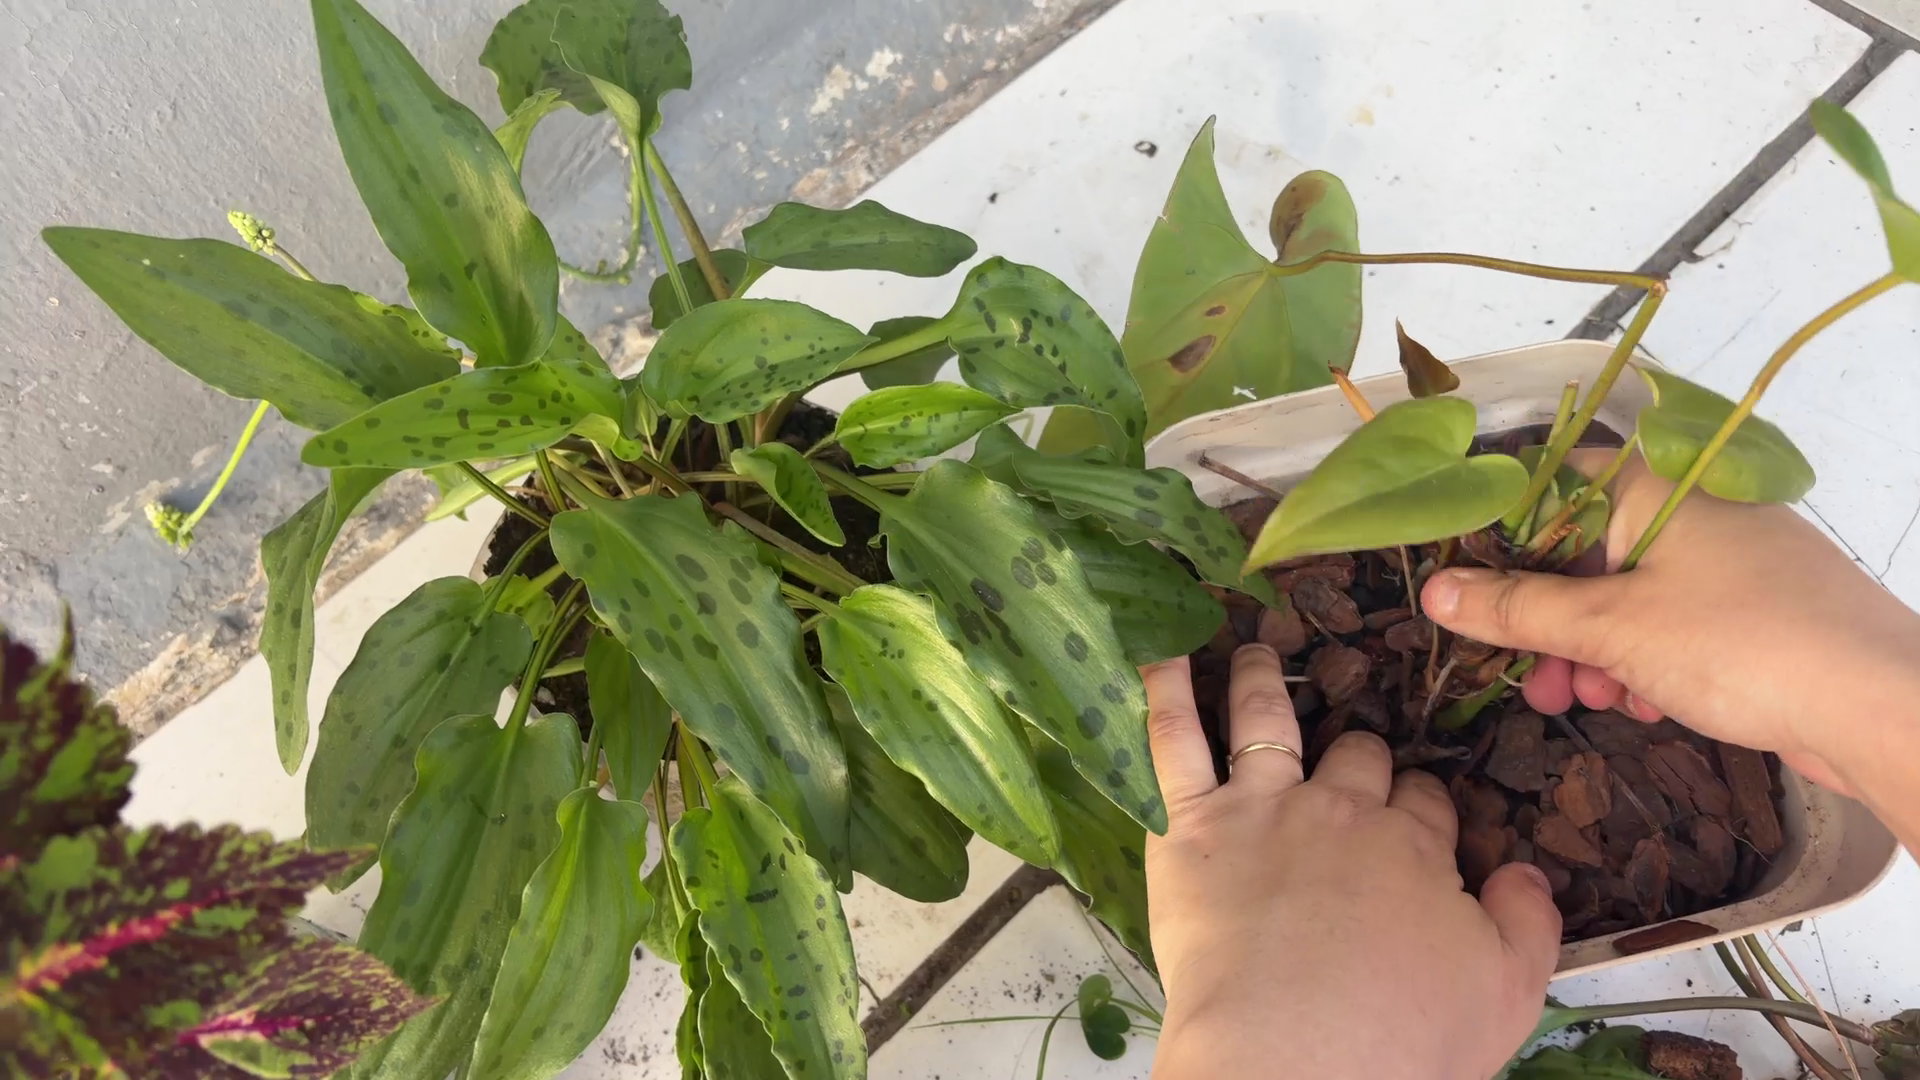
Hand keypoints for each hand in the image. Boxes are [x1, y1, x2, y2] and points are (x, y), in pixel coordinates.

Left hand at [1143, 646, 1560, 1079]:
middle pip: (1353, 754)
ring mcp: (1258, 804)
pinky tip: (1158, 654)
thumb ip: (1526, 923)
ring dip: (1260, 677)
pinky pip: (1175, 737)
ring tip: (1253, 651)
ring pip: (1264, 717)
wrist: (1295, 1055)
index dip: (1420, 800)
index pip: (1423, 798)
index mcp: (1409, 844)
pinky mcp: (1192, 819)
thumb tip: (1525, 865)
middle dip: (1358, 746)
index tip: (1414, 808)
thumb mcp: (1506, 994)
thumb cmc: (1403, 1039)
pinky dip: (1164, 689)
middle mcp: (1334, 806)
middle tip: (1349, 748)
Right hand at [1421, 451, 1919, 849]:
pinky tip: (1633, 703)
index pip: (1550, 483)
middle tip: (1510, 662)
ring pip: (1614, 595)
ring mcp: (1724, 566)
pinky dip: (1631, 661)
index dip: (1496, 525)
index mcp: (1657, 491)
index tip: (1459, 571)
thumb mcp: (1606, 626)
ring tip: (1572, 699)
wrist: (1907, 721)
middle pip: (1576, 552)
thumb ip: (1511, 607)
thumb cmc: (1743, 645)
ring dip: (1578, 649)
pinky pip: (1661, 624)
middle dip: (1537, 614)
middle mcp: (1689, 516)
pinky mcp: (1748, 614)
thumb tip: (1431, 592)